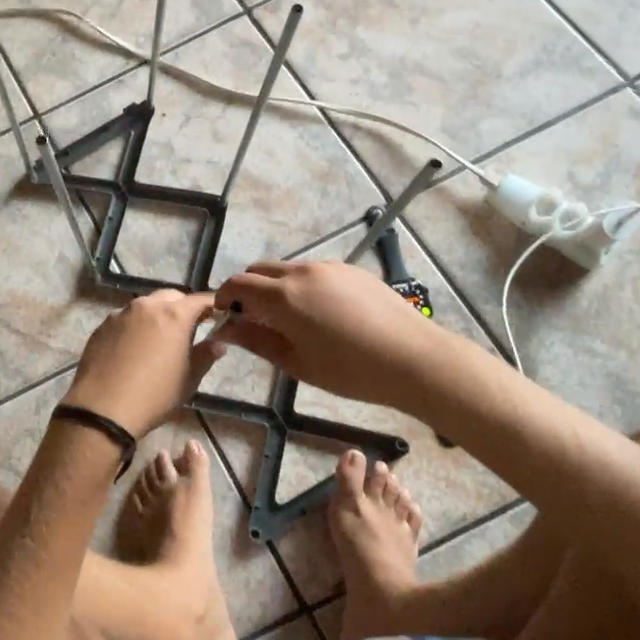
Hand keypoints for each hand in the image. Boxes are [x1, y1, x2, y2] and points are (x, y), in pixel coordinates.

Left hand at [63, 290, 222, 437]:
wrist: (103, 407)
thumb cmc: (154, 395)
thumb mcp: (188, 379)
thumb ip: (205, 356)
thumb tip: (218, 343)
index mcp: (173, 315)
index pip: (199, 300)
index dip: (213, 306)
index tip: (220, 314)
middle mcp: (146, 306)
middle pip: (171, 297)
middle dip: (183, 307)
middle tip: (191, 328)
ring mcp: (121, 313)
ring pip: (145, 305)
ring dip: (158, 315)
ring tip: (161, 338)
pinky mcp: (102, 326)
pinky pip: (126, 318)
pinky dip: (136, 326)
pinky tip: (134, 347)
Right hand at [213, 260, 447, 409]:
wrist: (415, 359)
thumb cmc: (350, 371)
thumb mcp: (297, 363)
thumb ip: (256, 341)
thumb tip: (226, 330)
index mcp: (283, 296)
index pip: (237, 283)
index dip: (224, 297)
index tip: (224, 316)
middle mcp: (302, 272)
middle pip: (260, 270)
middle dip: (248, 289)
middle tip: (254, 320)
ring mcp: (330, 267)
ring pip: (288, 270)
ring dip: (277, 288)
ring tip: (291, 320)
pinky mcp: (353, 270)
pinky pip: (315, 272)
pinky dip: (304, 287)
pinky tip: (323, 315)